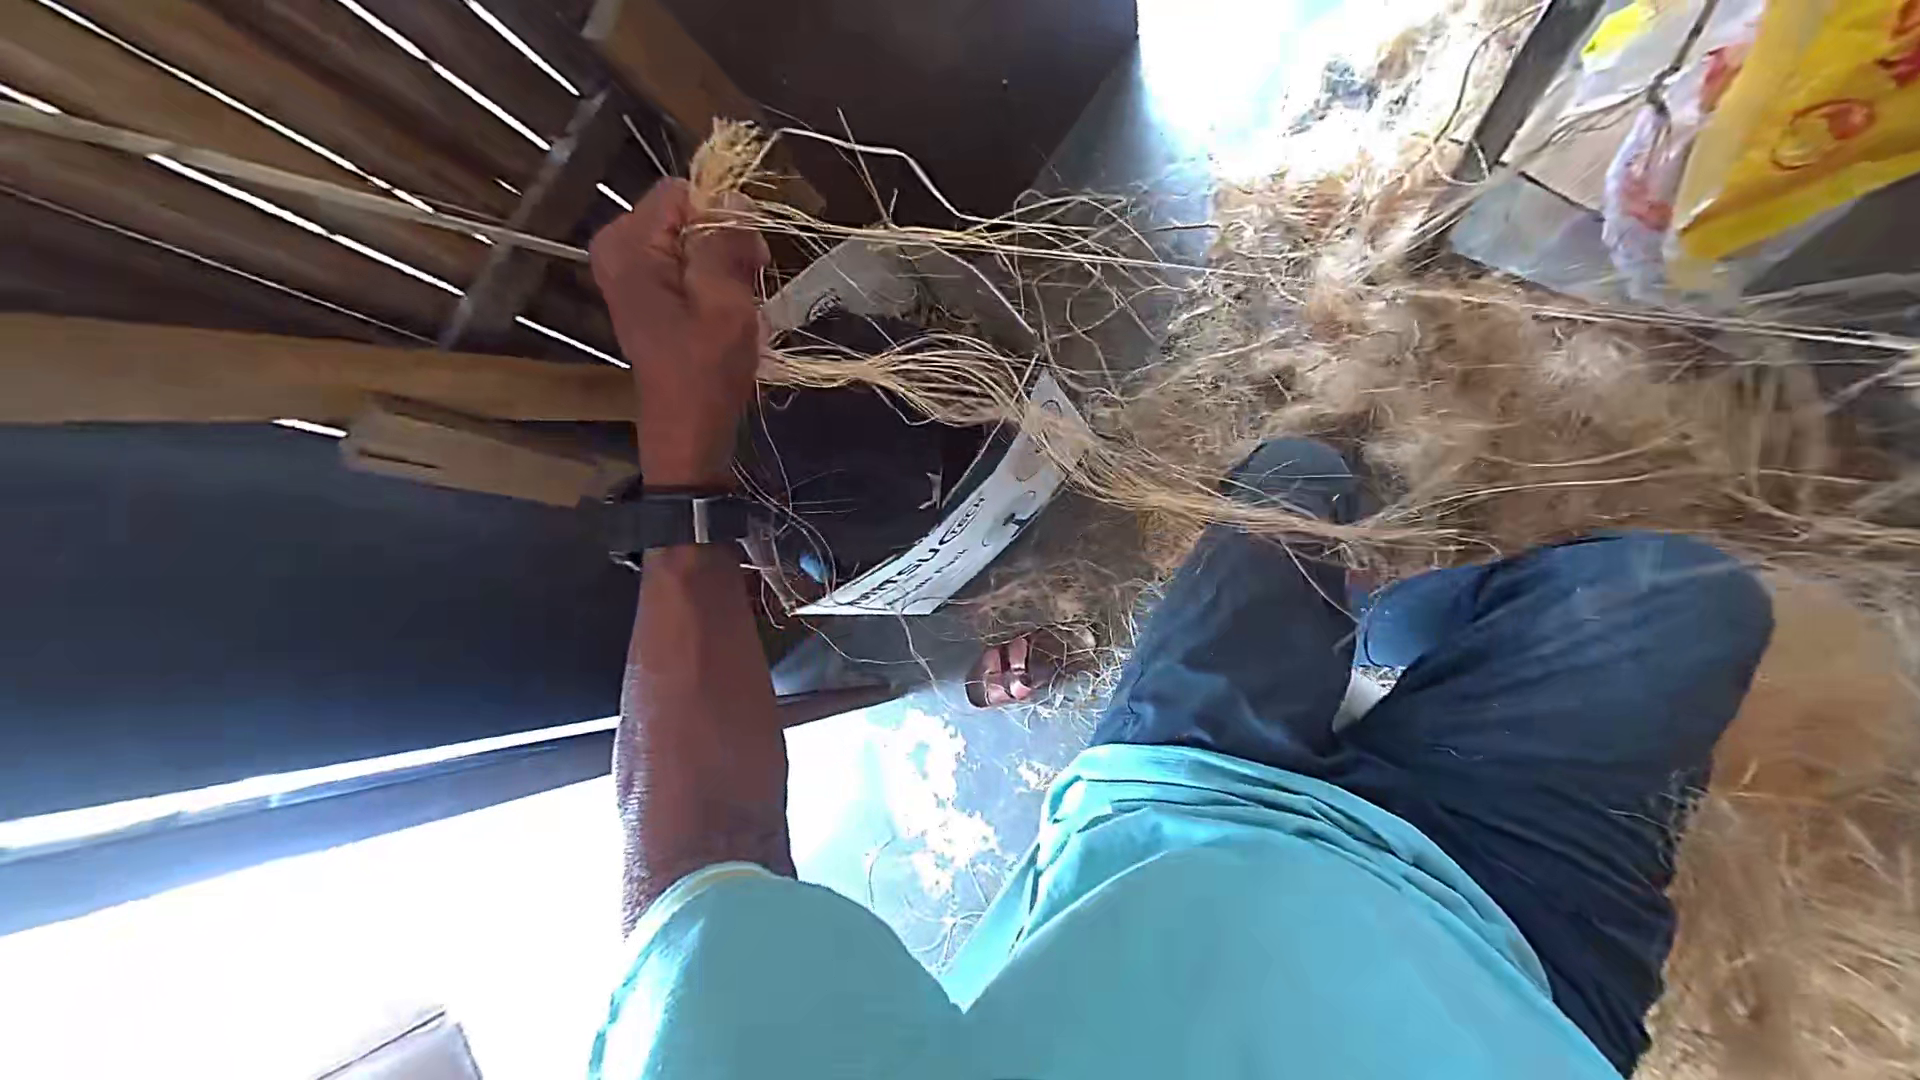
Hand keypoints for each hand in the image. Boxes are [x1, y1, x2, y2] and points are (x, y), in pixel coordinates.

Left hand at [591, 178, 770, 486]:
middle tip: (752, 288)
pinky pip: (687, 270)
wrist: (689, 428)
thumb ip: (725, 241)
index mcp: (629, 245)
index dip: (724, 217)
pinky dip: (714, 288)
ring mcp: (631, 275)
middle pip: (685, 218)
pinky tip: (729, 318)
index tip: (753, 259)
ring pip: (691, 245)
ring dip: (725, 271)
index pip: (682, 193)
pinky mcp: (647, 297)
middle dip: (726, 246)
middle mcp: (620, 250)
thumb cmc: (705, 370)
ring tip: (743, 310)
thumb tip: (734, 195)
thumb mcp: (723, 301)